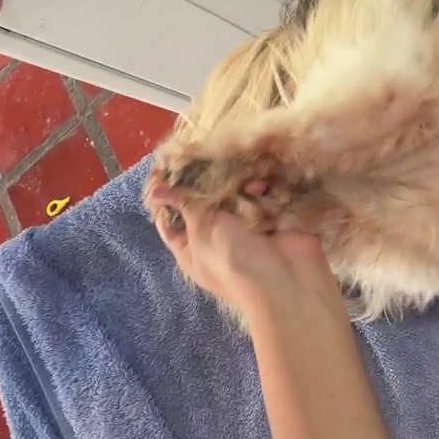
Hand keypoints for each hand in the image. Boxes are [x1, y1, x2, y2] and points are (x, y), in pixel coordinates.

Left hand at [151, 182, 337, 316]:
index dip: (166, 195)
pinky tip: (263, 187)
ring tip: (244, 182)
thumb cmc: (233, 261)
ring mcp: (245, 225)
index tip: (166, 166)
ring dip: (240, 183)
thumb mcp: (201, 231)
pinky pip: (263, 193)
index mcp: (191, 246)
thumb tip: (155, 191)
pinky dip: (263, 188)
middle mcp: (216, 234)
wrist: (284, 279)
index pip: (171, 217)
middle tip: (208, 159)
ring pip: (236, 192)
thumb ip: (184, 204)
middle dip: (209, 181)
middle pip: (205, 199)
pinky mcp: (271, 217)